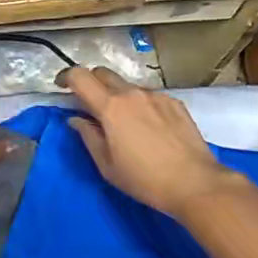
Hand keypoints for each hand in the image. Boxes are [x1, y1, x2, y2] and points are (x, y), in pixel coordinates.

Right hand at [58, 66, 236, 213]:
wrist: (196, 184)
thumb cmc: (145, 179)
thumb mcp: (107, 165)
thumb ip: (88, 136)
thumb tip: (76, 120)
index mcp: (110, 107)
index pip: (80, 77)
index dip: (66, 77)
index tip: (61, 87)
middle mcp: (132, 94)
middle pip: (103, 73)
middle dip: (91, 83)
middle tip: (89, 104)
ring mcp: (156, 96)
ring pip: (127, 86)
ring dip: (117, 96)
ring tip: (124, 121)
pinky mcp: (175, 103)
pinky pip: (149, 96)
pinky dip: (140, 105)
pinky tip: (149, 127)